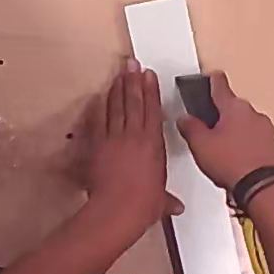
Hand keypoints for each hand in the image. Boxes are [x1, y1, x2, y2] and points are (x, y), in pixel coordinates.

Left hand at [82, 61, 182, 238]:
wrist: (118, 209)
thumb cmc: (143, 204)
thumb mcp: (159, 201)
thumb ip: (167, 200)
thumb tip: (175, 207)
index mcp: (154, 144)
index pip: (153, 110)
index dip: (151, 90)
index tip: (149, 75)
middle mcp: (135, 136)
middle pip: (134, 102)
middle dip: (133, 81)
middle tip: (131, 64)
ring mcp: (114, 139)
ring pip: (116, 107)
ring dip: (117, 89)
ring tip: (119, 74)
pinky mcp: (98, 146)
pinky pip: (98, 122)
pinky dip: (99, 108)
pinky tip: (99, 97)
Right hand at [174, 71, 273, 190]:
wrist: (263, 187)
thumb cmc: (234, 164)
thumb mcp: (200, 145)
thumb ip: (190, 127)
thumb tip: (185, 119)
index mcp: (233, 107)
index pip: (220, 85)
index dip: (212, 80)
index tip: (211, 76)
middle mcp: (252, 113)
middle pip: (232, 107)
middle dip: (220, 116)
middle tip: (206, 129)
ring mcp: (266, 129)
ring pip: (245, 124)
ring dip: (234, 132)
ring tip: (221, 153)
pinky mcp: (273, 145)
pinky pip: (255, 140)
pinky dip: (246, 146)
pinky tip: (236, 161)